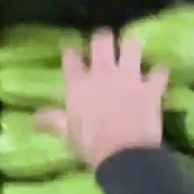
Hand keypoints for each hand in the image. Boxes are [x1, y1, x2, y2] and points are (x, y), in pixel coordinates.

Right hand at [35, 28, 168, 168]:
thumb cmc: (90, 145)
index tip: (70, 50)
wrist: (124, 156)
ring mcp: (130, 77)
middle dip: (102, 38)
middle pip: (102, 39)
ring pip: (132, 44)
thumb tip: (33, 118)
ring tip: (131, 51)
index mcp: (79, 82)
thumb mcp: (66, 133)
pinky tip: (157, 75)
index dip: (70, 50)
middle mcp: (104, 72)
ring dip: (131, 46)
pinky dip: (159, 72)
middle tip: (103, 45)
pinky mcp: (151, 86)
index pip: (71, 56)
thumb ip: (51, 119)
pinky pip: (159, 70)